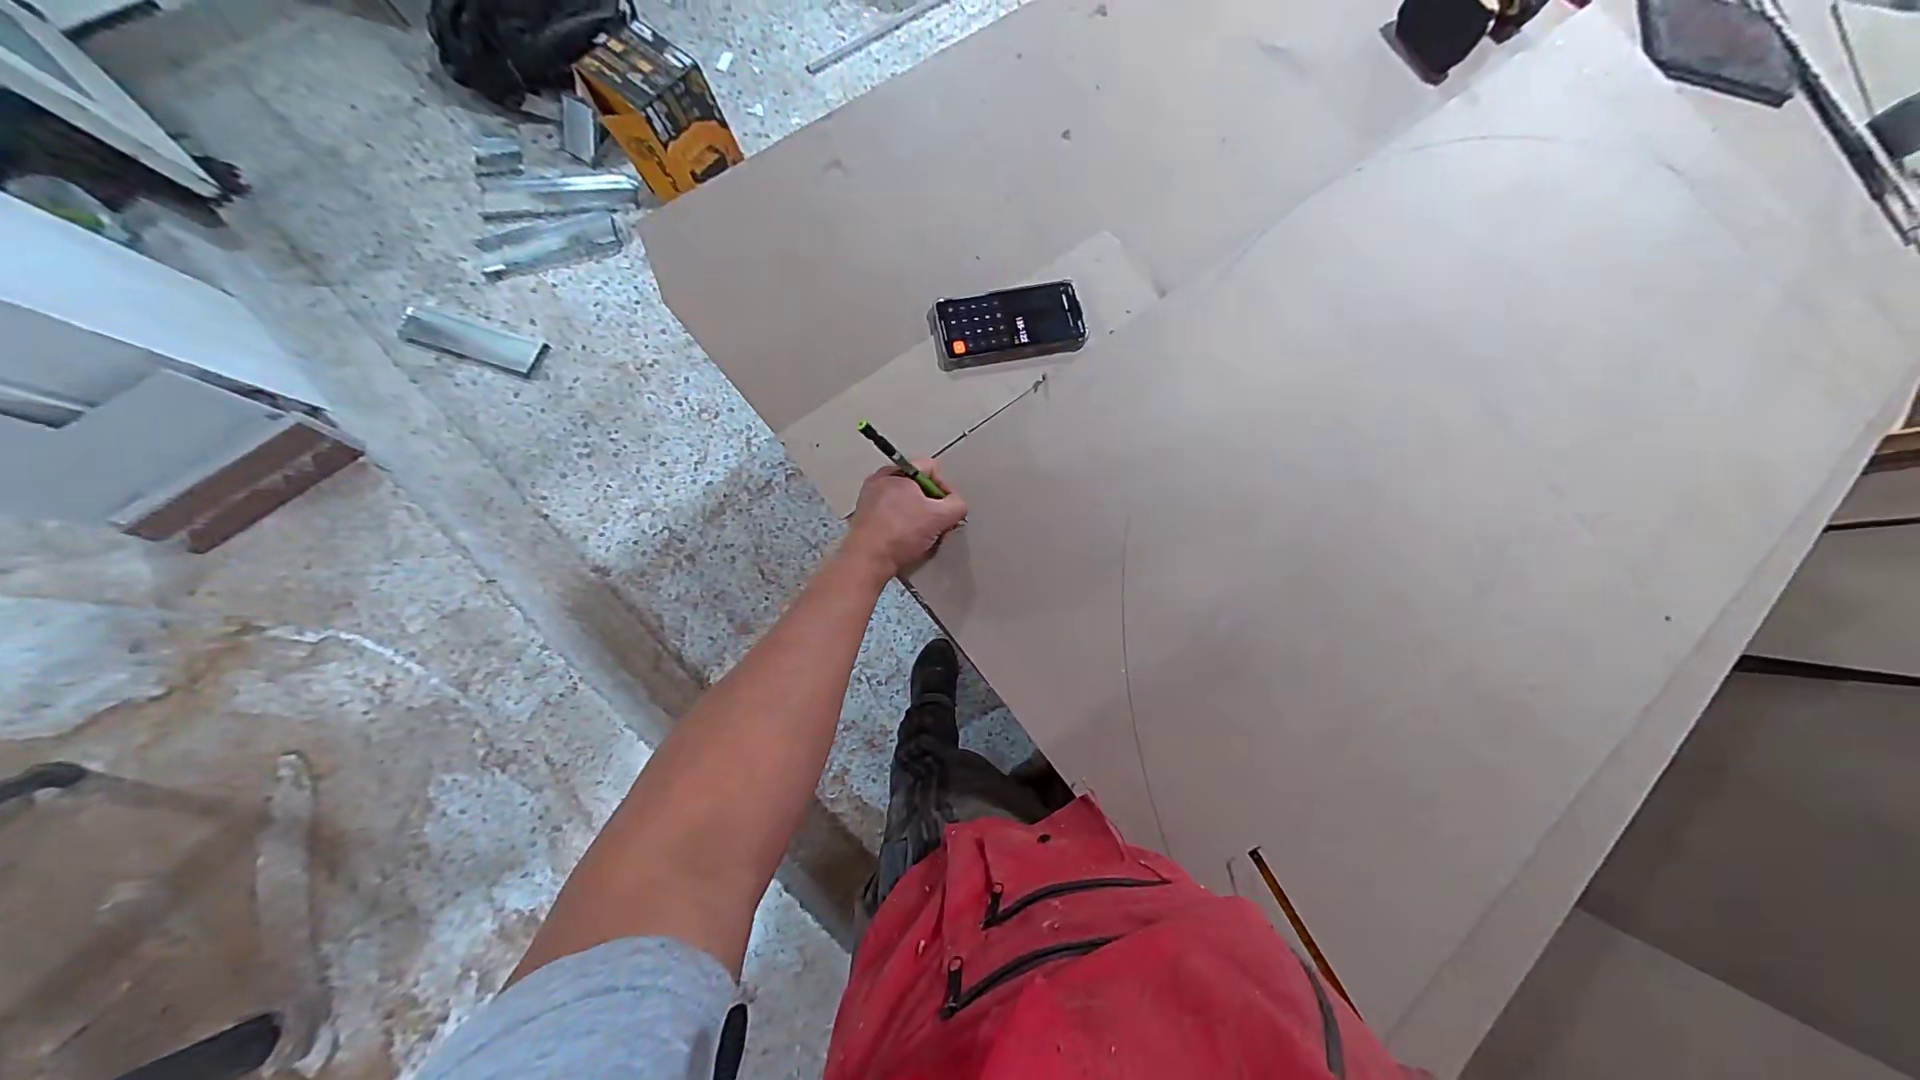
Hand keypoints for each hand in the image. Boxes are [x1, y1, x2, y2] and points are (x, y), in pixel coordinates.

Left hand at [843, 459, 968, 578]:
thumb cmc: (901, 533)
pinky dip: (903, 526)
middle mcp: (879, 481)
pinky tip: (907, 542)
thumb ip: (957, 505)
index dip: (946, 488)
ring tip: (923, 536)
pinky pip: (892, 516)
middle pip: (918, 487)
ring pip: (906, 503)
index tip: (948, 509)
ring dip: (919, 518)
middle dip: (932, 505)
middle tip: (937, 524)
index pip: (931, 468)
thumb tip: (957, 505)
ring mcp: (869, 500)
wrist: (867, 560)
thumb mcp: (940, 517)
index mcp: (896, 472)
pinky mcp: (865, 519)